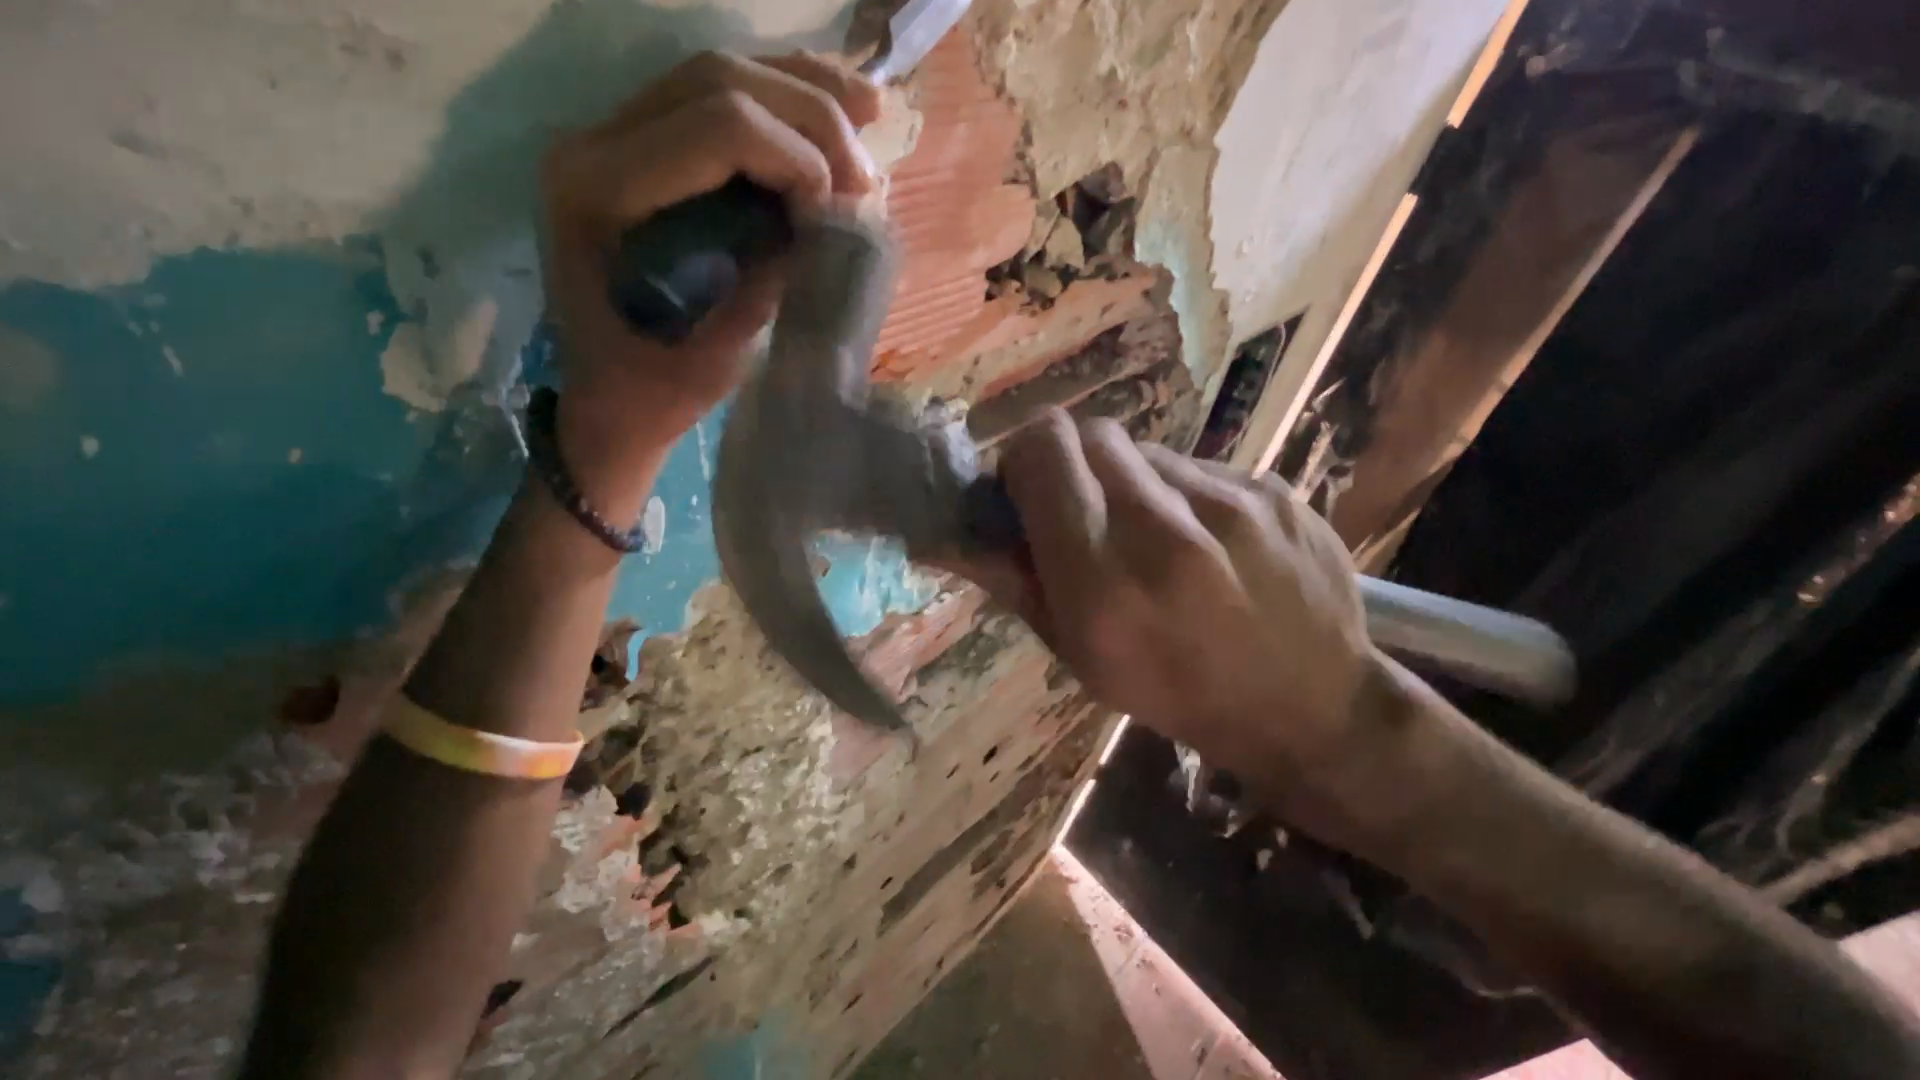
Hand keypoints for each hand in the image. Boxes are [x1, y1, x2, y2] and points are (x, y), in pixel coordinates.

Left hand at [540, 51, 881, 515]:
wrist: (606, 402)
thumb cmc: (651, 396)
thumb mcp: (716, 355)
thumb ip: (770, 280)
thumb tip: (837, 222)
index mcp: (598, 194)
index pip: (718, 128)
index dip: (799, 158)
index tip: (842, 213)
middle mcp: (594, 144)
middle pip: (722, 80)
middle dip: (812, 119)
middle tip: (865, 181)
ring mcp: (614, 137)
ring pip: (724, 72)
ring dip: (806, 92)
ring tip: (871, 118)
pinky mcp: (643, 147)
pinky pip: (719, 95)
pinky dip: (785, 97)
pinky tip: (840, 106)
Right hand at [953, 411, 1375, 776]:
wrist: (1313, 710)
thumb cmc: (1179, 696)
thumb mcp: (1082, 658)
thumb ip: (1014, 582)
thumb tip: (949, 530)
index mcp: (1104, 583)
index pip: (1042, 451)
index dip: (1023, 462)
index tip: (1028, 494)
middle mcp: (1165, 530)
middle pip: (1089, 432)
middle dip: (1072, 463)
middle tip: (1084, 509)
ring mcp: (1231, 502)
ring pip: (1146, 448)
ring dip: (1130, 480)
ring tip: (1156, 536)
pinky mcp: (1274, 489)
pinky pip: (1202, 466)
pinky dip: (1185, 494)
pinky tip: (1209, 544)